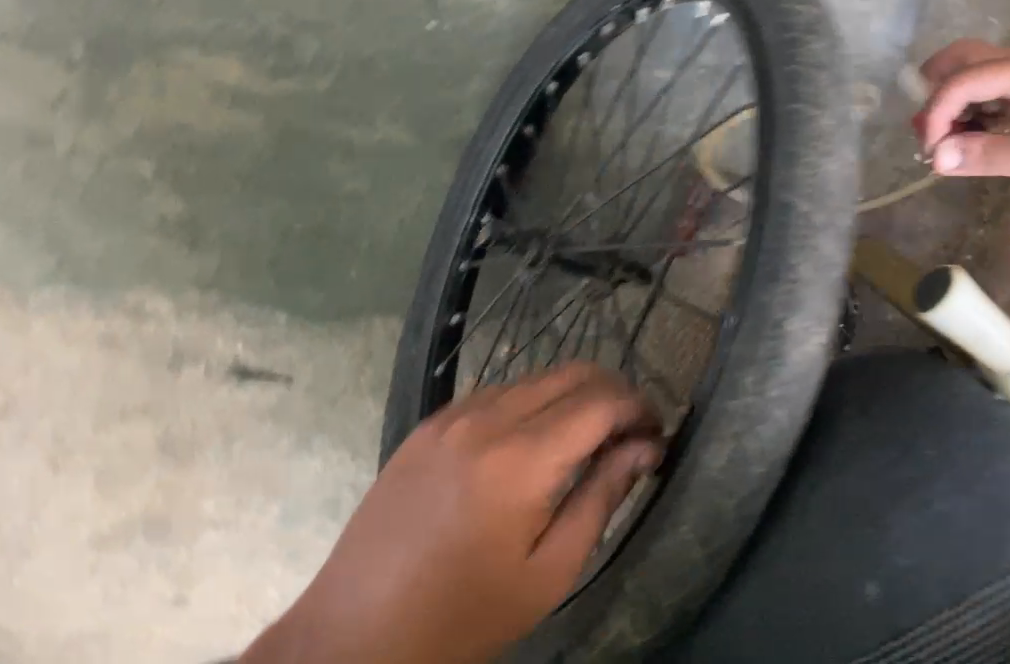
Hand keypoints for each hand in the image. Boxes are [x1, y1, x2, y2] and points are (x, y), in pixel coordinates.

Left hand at [243, 364, 663, 663]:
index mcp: (521, 458)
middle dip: (614, 393)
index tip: (656, 435)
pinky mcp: (428, 426)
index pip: (603, 400)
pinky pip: (497, 392)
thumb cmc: (464, 614)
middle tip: (631, 433)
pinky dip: (532, 402)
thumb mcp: (550, 571)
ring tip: (588, 439)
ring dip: (574, 395)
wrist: (353, 638)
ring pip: (536, 376)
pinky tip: (534, 444)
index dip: (640, 409)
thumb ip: (603, 496)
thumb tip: (647, 447)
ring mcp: (451, 417)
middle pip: (573, 373)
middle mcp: (487, 419)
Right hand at [913, 40, 1009, 223]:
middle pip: (971, 62)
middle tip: (921, 126)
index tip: (928, 149)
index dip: (938, 109)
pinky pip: (999, 105)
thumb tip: (936, 157)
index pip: (967, 77)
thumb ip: (988, 155)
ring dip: (956, 106)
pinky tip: (970, 145)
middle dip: (939, 89)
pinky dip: (977, 120)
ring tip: (941, 143)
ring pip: (983, 83)